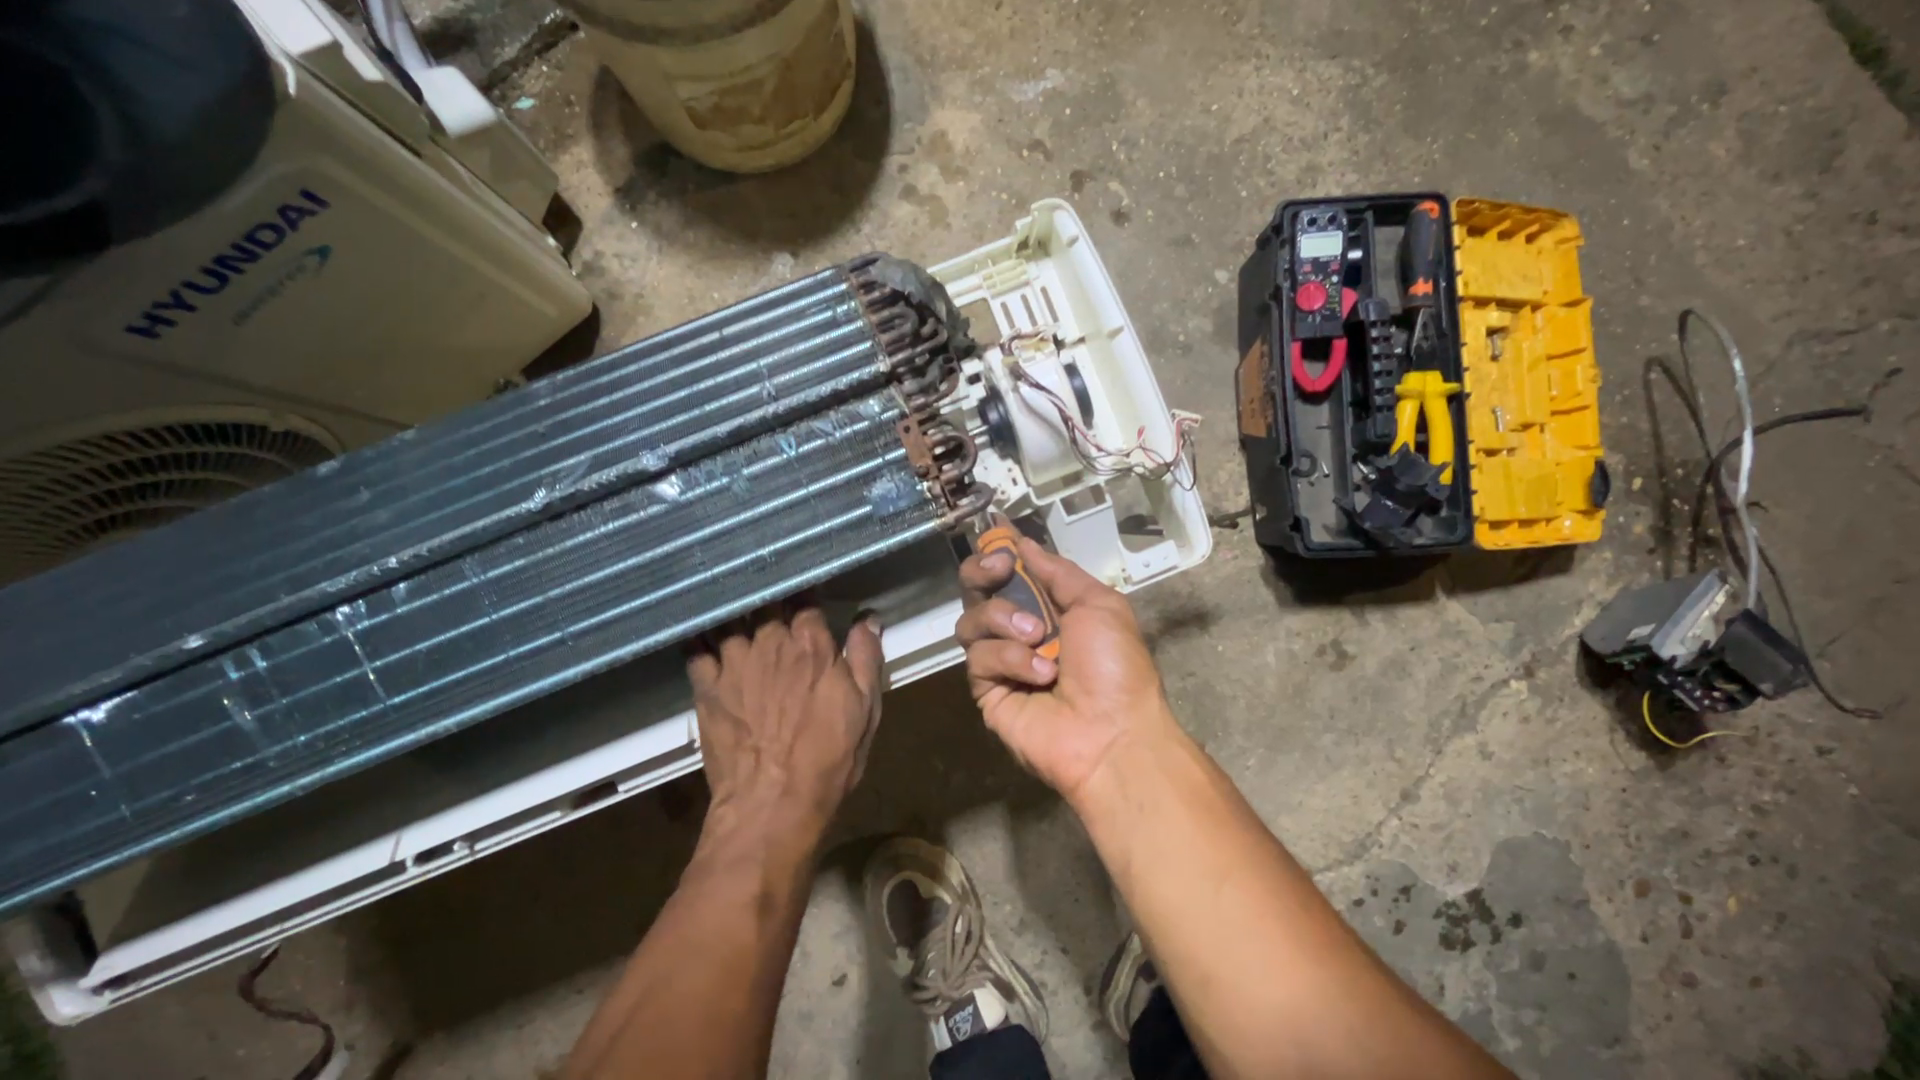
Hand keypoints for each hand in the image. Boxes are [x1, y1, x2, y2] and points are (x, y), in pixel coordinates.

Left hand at [688, 603, 885, 840]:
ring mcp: (733, 661)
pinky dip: (701, 642)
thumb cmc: (828, 759)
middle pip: (766, 604)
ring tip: (737, 616)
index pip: (806, 601)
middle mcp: (770, 642)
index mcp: (812, 645)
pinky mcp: (705, 685)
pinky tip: (703, 640)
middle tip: (773, 606)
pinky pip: (697, 649)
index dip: (807, 598)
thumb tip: (868, 618)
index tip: (807, 598)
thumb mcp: (865, 710)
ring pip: (730, 619)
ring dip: (736, 616)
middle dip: (770, 602)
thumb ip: (865, 658)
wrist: (772, 803)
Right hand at [956, 537, 1177, 801]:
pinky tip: (1040, 675)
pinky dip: (1010, 659)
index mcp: (1051, 609)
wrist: (1112, 732)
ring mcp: (1001, 662)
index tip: (999, 538)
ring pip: (972, 620)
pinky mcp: (986, 690)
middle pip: (978, 590)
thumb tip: (1023, 544)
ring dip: (1003, 619)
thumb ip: (1058, 572)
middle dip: (982, 571)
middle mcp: (1020, 631)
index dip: (999, 553)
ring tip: (1037, 636)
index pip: (1011, 573)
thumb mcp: (1100, 605)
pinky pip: (979, 658)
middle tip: (998, 570)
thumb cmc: (1116, 666)